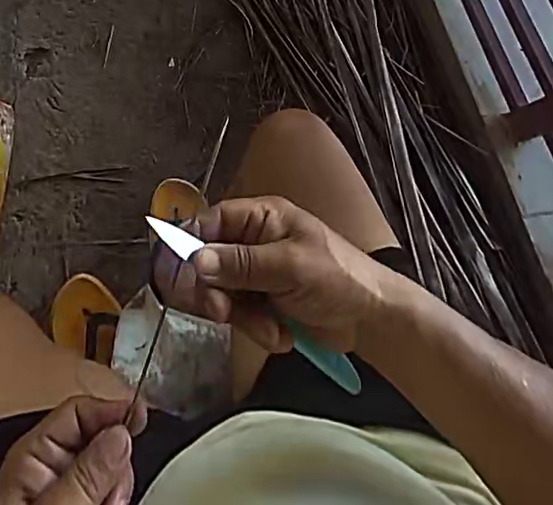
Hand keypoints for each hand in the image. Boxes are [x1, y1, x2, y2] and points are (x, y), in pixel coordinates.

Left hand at [0, 395, 144, 504]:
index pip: (79, 411)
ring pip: (111, 467)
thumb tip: (120, 433)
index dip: (110, 409)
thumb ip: (86, 475)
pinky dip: (116, 502)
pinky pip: (111, 492)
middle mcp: (51, 468)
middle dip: (115, 462)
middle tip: (112, 496)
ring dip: (117, 488)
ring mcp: (68, 491)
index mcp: (34, 457)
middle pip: (101, 437)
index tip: (141, 414)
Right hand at [182, 195, 396, 353]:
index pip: (211, 221)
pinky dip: (256, 329)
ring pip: (221, 292)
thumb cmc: (338, 277)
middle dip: (216, 290)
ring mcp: (256, 273)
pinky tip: (280, 335)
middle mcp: (252, 240)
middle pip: (209, 261)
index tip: (180, 271)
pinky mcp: (262, 302)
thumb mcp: (290, 265)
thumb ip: (242, 264)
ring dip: (241, 316)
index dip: (191, 243)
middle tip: (222, 311)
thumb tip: (197, 259)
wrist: (372, 320)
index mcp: (261, 216)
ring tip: (269, 329)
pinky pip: (240, 315)